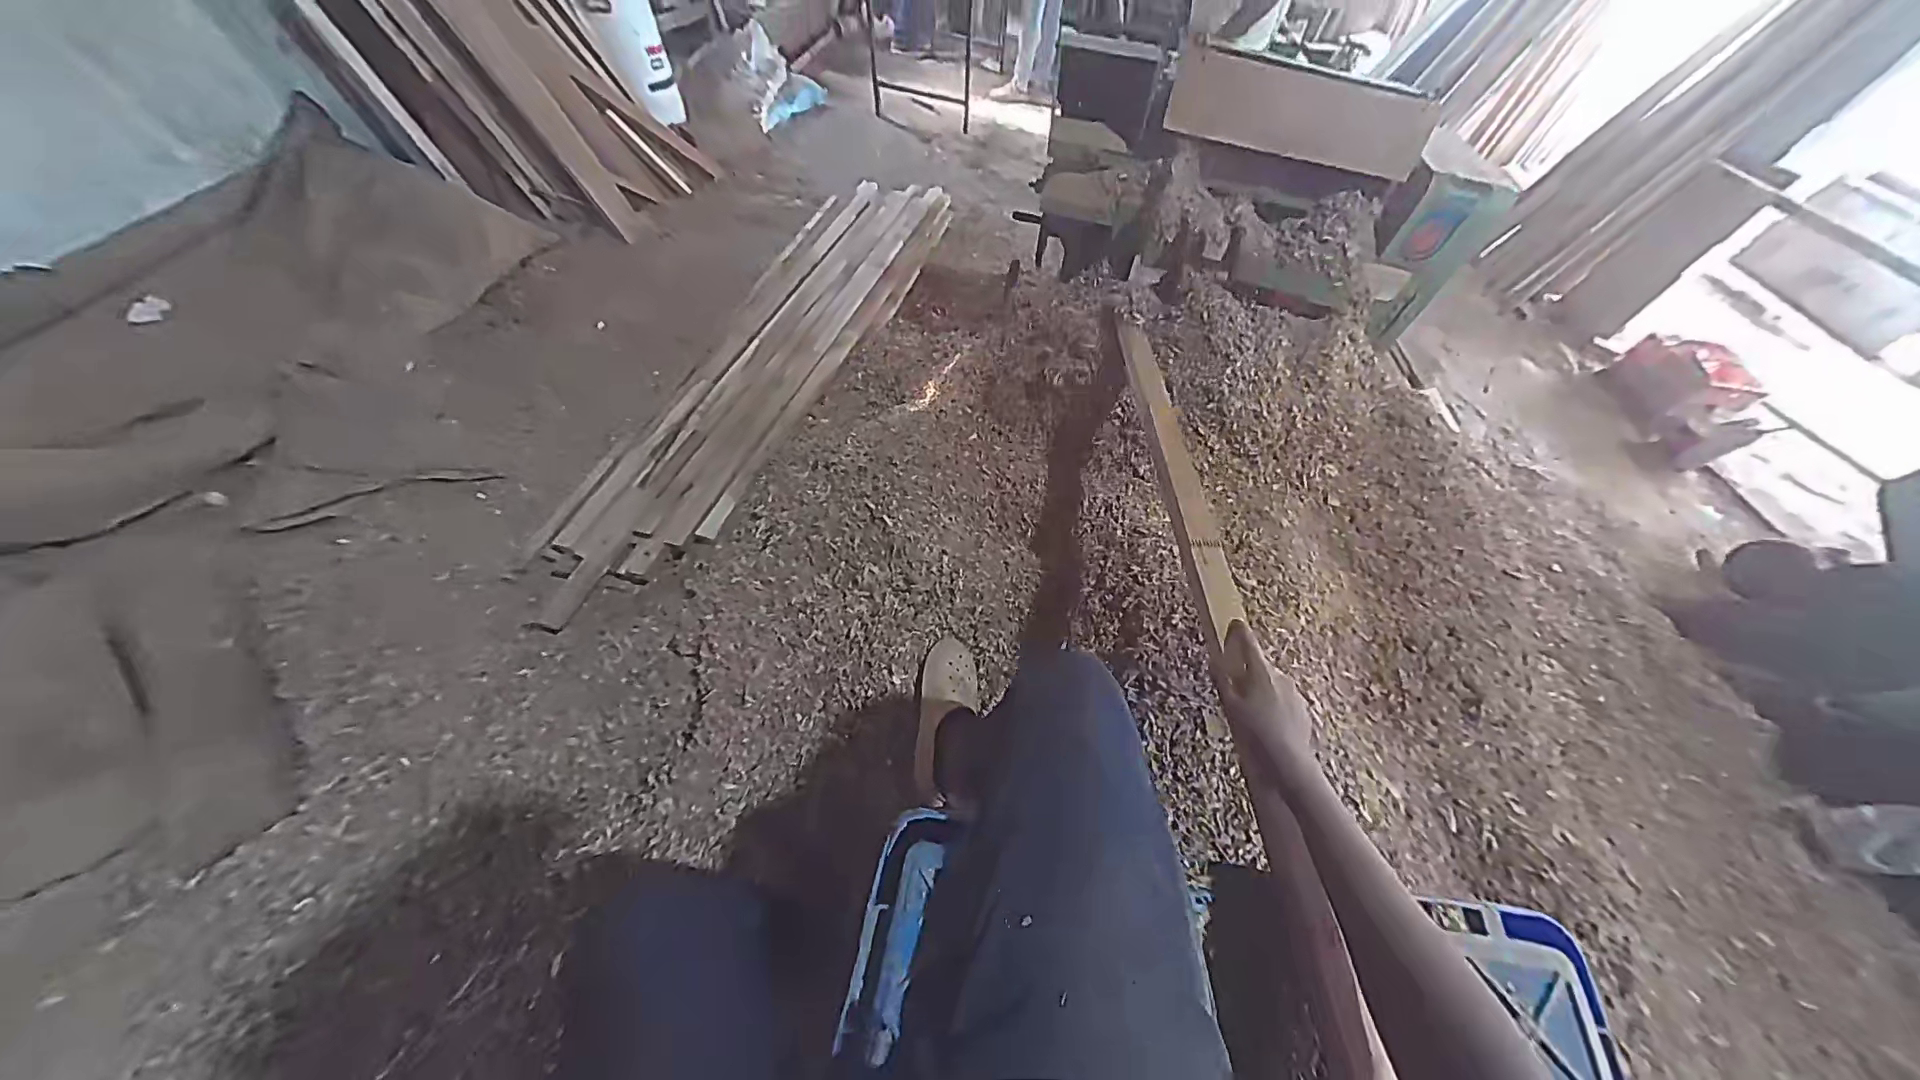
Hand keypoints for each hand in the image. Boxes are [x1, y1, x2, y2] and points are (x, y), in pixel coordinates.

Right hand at [1218, 620, 1314, 772]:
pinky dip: (1272, 703)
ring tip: (1248, 710)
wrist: (1288, 765)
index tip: (1234, 623)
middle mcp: (1281, 677)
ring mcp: (1294, 694)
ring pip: (1271, 683)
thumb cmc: (1254, 734)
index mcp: (1261, 673)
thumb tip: (1216, 660)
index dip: (1239, 632)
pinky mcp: (1303, 710)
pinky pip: (1282, 699)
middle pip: (1260, 665)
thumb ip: (1223, 680)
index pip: (1249, 643)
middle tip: (1233, 684)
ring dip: (1259, 688)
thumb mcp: (1230, 706)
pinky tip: (1264, 722)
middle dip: (1247, 670)